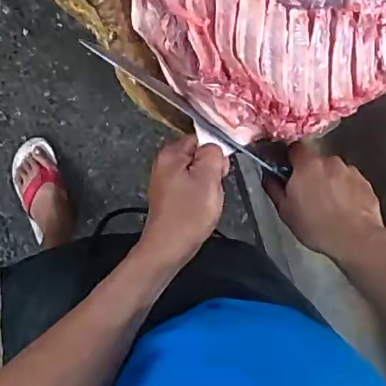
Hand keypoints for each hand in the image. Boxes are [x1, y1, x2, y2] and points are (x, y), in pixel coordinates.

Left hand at [140, 136, 227, 260]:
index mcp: (171, 153)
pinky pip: (191, 186)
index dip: (216, 152)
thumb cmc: (189, 213)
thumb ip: (213, 154)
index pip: (202, 138)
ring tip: (208, 199)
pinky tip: (201, 206)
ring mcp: (165, 180)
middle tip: (215, 186)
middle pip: (199, 155)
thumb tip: (214, 147)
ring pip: (197, 172)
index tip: (221, 170)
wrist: (168, 248)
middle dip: (212, 169)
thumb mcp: (208, 178)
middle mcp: (164, 163)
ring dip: (208, 183)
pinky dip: (199, 194)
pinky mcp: (169, 196)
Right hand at [265, 143, 385, 259]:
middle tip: (309, 195)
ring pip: (335, 172)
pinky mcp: (366, 182)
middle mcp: (331, 161)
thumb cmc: (316, 226)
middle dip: (312, 174)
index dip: (291, 159)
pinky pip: (351, 182)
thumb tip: (267, 175)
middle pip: (317, 162)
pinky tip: (345, 209)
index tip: (290, 172)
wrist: (356, 239)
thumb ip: (274, 188)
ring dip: (331, 183)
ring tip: (330, 206)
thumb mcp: (285, 211)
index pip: (296, 148)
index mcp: (308, 165)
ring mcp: (351, 171)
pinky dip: (347, 191)